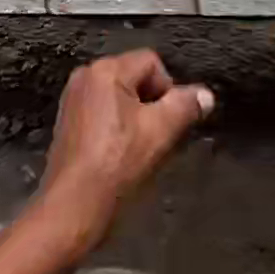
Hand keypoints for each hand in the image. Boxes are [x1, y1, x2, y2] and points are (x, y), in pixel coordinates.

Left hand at [38, 50, 214, 236]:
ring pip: (121, 97)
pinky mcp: (67, 122)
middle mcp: (85, 76)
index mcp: (105, 70)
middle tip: (156, 136)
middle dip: (152, 104)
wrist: (71, 210)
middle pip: (136, 78)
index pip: (153, 63)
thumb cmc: (116, 165)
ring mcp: (73, 100)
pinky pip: (104, 112)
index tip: (167, 122)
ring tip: (137, 149)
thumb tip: (206, 95)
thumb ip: (186, 106)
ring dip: (136, 118)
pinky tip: (119, 155)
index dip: (168, 90)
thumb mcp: (160, 132)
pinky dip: (117, 128)